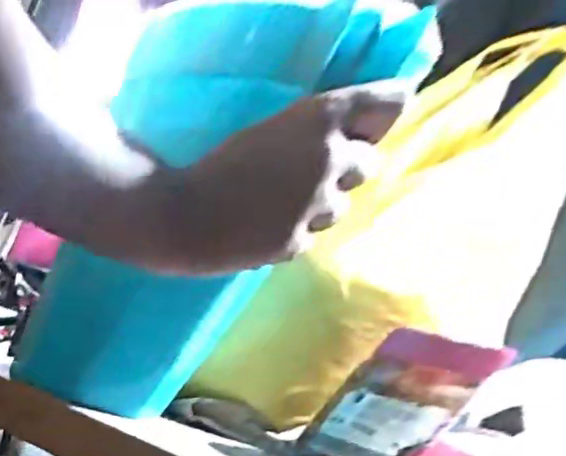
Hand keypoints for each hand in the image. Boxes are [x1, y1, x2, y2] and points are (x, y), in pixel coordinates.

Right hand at [134, 81, 409, 274]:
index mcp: (321, 117)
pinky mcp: (292, 243)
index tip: (353, 134)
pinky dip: (287, 238)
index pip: (391, 103)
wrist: (174, 218)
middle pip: (367, 164)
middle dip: (342, 172)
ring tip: (279, 213)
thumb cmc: (208, 169)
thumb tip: (337, 145)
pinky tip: (259, 236)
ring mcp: (313, 205)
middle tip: (307, 181)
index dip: (374, 121)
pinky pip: (305, 241)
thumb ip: (307, 133)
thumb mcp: (265, 132)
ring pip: (338, 209)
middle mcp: (329, 158)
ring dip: (316, 210)